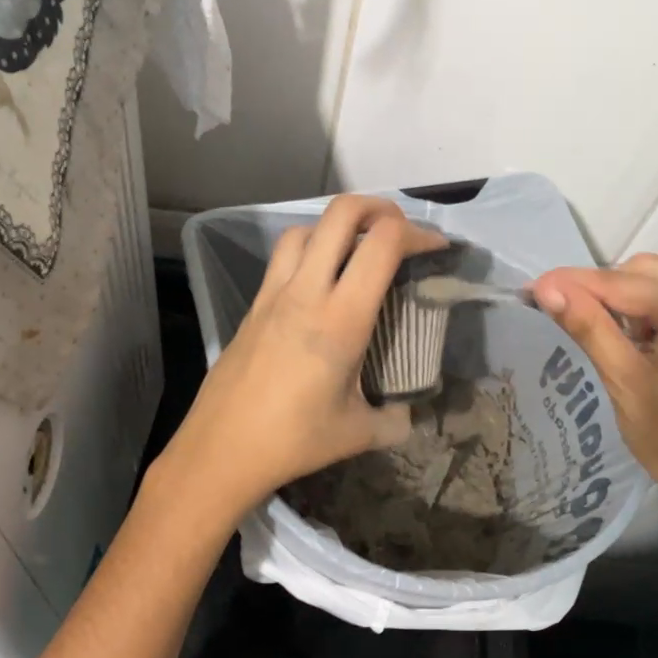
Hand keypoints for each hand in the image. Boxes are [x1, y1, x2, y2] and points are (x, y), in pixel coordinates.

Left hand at [153, 195, 447, 518]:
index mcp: (341, 318)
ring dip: (336, 228)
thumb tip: (409, 414)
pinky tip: (318, 288)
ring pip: (304, 229)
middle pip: (341, 214)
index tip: (436, 250)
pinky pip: (281, 260)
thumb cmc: (294, 441)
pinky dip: (307, 253)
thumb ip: (395, 420)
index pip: (383, 244)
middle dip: (379, 208)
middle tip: (400, 232)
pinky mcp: (251, 308)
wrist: (222, 449)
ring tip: (355, 253)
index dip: (419, 234)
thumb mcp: (358, 434)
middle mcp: (305, 293)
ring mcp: (272, 296)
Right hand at [531, 249, 657, 511]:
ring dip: (642, 288)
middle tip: (576, 322)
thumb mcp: (623, 382)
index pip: (621, 283)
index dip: (574, 283)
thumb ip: (589, 328)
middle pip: (647, 269)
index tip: (532, 289)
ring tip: (626, 330)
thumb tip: (547, 289)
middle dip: (605, 288)